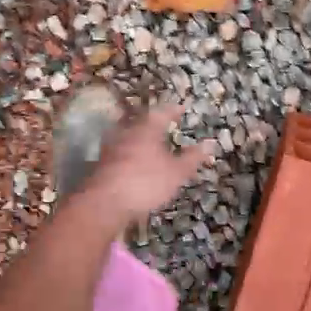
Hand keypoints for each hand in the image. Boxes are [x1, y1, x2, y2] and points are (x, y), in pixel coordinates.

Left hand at [69, 104, 212, 225]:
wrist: (104, 202)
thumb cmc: (145, 182)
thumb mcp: (176, 173)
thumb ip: (192, 158)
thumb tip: (210, 143)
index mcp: (146, 128)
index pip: (162, 112)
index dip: (173, 110)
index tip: (181, 107)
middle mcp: (126, 131)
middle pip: (140, 120)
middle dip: (152, 121)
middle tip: (162, 122)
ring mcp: (111, 146)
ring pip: (127, 134)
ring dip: (139, 135)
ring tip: (149, 141)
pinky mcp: (101, 162)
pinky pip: (119, 150)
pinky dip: (129, 151)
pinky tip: (133, 161)